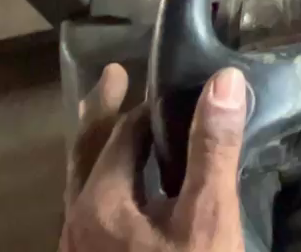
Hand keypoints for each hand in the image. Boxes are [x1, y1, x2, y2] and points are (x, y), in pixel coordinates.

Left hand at [61, 64, 248, 251]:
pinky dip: (109, 184)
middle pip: (86, 154)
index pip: (122, 131)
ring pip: (85, 187)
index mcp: (98, 204)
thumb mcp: (208, 217)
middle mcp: (76, 226)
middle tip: (114, 74)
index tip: (177, 83)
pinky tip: (134, 194)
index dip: (152, 104)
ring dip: (103, 151)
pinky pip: (93, 215)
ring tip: (124, 130)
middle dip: (102, 113)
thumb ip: (213, 148)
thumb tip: (224, 78)